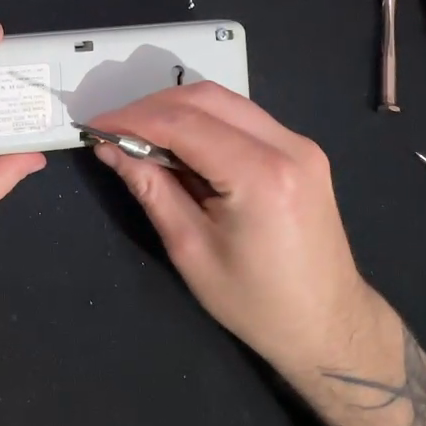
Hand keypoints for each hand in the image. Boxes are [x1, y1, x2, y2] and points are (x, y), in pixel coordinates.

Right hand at [89, 83, 380, 378]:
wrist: (329, 327)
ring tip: (140, 135)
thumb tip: (109, 148)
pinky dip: (203, 120)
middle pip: (205, 98)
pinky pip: (241, 116)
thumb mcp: (190, 250)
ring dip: (176, 109)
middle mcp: (287, 146)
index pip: (184, 123)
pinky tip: (179, 144)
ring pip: (223, 100)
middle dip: (152, 107)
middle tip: (114, 129)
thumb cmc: (256, 303)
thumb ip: (150, 189)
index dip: (133, 118)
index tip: (96, 126)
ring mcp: (299, 143)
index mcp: (261, 176)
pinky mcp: (301, 149)